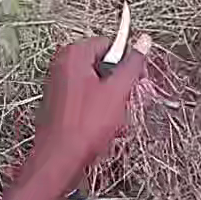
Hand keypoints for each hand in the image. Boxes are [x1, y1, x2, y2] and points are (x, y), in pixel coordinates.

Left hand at [35, 36, 148, 170]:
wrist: (59, 158)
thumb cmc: (85, 125)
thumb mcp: (117, 91)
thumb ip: (132, 65)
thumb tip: (143, 41)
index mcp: (73, 56)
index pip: (109, 44)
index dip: (127, 61)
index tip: (137, 78)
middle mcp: (61, 66)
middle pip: (101, 64)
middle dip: (118, 82)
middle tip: (126, 99)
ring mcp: (57, 85)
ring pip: (95, 84)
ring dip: (109, 98)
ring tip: (113, 117)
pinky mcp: (57, 104)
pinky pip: (84, 99)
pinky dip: (96, 109)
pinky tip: (101, 126)